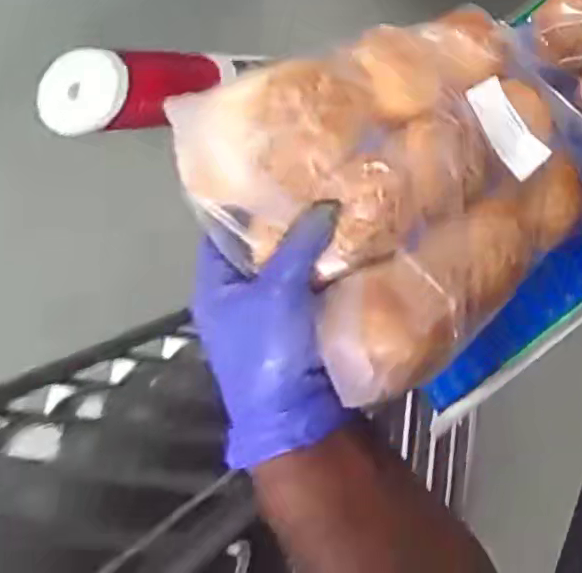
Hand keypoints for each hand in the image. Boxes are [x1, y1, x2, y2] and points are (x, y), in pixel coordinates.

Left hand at [192, 204, 351, 469]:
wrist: (299, 413)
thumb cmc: (271, 352)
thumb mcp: (278, 291)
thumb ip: (300, 243)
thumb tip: (326, 201)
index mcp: (218, 285)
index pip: (224, 228)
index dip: (248, 197)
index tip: (283, 167)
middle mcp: (244, 291)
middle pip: (267, 239)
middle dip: (296, 212)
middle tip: (330, 178)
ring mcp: (278, 303)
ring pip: (300, 256)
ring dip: (323, 235)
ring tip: (352, 198)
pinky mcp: (309, 313)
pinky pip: (323, 274)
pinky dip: (338, 257)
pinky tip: (363, 235)